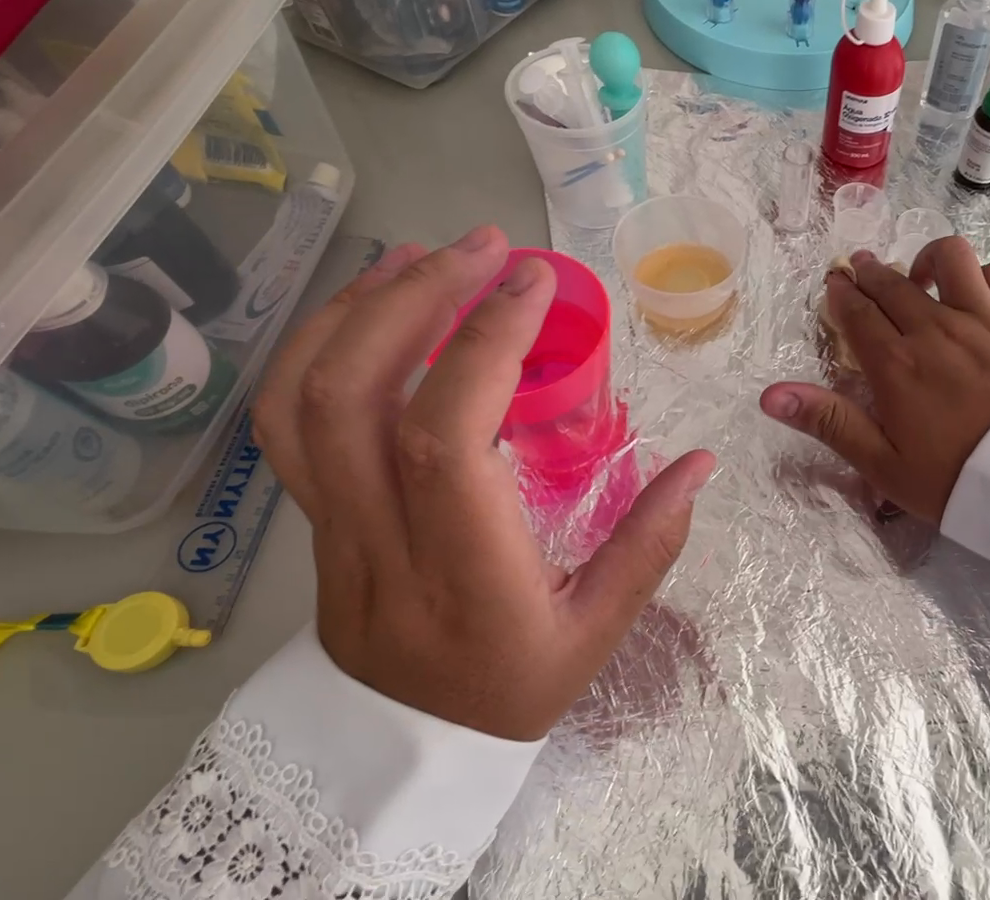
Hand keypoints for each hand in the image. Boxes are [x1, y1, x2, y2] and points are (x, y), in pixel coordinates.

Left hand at [253, 227, 714, 741]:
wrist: (404, 743)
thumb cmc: (512, 686)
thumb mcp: (599, 632)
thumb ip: (651, 544)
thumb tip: (703, 461)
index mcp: (461, 570)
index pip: (445, 437)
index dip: (483, 344)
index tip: (534, 282)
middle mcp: (378, 539)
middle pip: (354, 396)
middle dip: (418, 298)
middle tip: (485, 245)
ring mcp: (329, 525)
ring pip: (302, 399)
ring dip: (358, 308)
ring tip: (421, 255)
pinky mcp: (314, 514)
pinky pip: (287, 419)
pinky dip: (321, 344)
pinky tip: (372, 306)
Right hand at [759, 239, 989, 521]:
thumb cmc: (956, 480)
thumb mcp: (883, 464)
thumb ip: (828, 422)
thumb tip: (769, 395)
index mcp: (896, 365)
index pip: (858, 314)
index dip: (841, 294)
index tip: (835, 283)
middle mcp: (935, 330)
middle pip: (893, 283)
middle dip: (871, 272)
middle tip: (861, 270)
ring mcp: (982, 321)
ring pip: (950, 259)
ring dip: (927, 258)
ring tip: (920, 276)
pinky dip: (983, 275)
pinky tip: (975, 292)